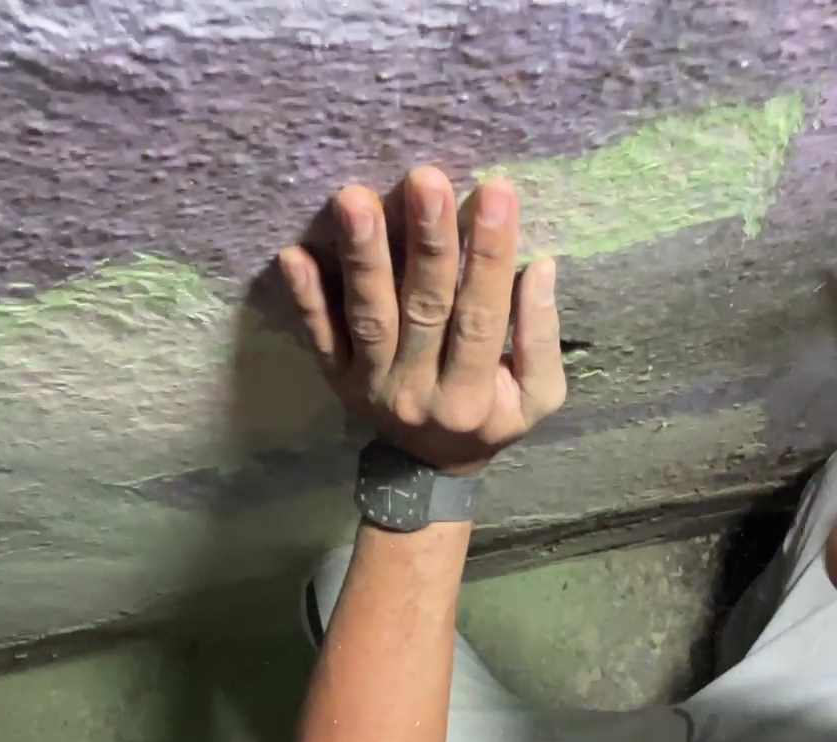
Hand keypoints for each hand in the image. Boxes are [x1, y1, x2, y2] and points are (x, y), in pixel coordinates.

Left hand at [279, 167, 565, 474]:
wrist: (432, 465)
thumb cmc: (491, 420)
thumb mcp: (538, 399)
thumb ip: (541, 340)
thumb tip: (540, 268)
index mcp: (472, 398)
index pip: (483, 319)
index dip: (489, 259)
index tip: (497, 194)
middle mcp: (418, 392)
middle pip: (424, 309)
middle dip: (427, 244)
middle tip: (425, 180)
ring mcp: (372, 385)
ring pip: (369, 317)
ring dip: (363, 258)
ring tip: (356, 200)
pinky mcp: (339, 378)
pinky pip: (321, 338)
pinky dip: (306, 299)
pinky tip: (294, 256)